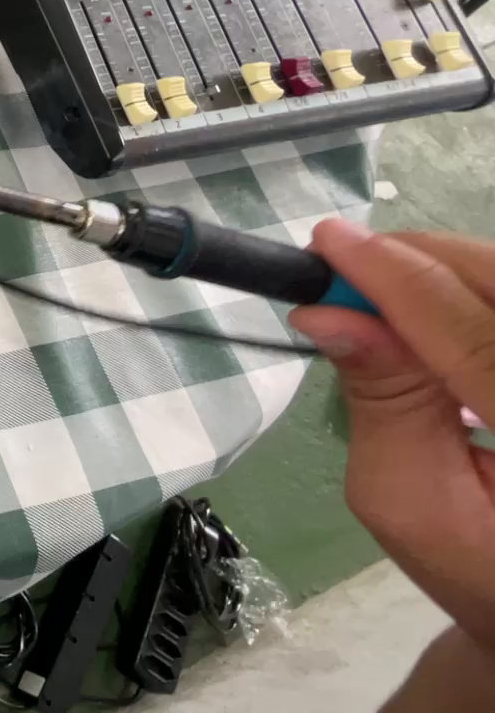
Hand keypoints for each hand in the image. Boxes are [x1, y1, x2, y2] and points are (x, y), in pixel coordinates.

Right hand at [289, 219, 494, 649]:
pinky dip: (475, 293)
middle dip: (427, 261)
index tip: (329, 240)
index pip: (478, 337)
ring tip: (384, 296)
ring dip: (452, 274)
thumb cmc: (480, 567)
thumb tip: (327, 318)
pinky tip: (439, 313)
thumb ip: (381, 406)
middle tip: (345, 265)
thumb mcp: (409, 500)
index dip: (399, 280)